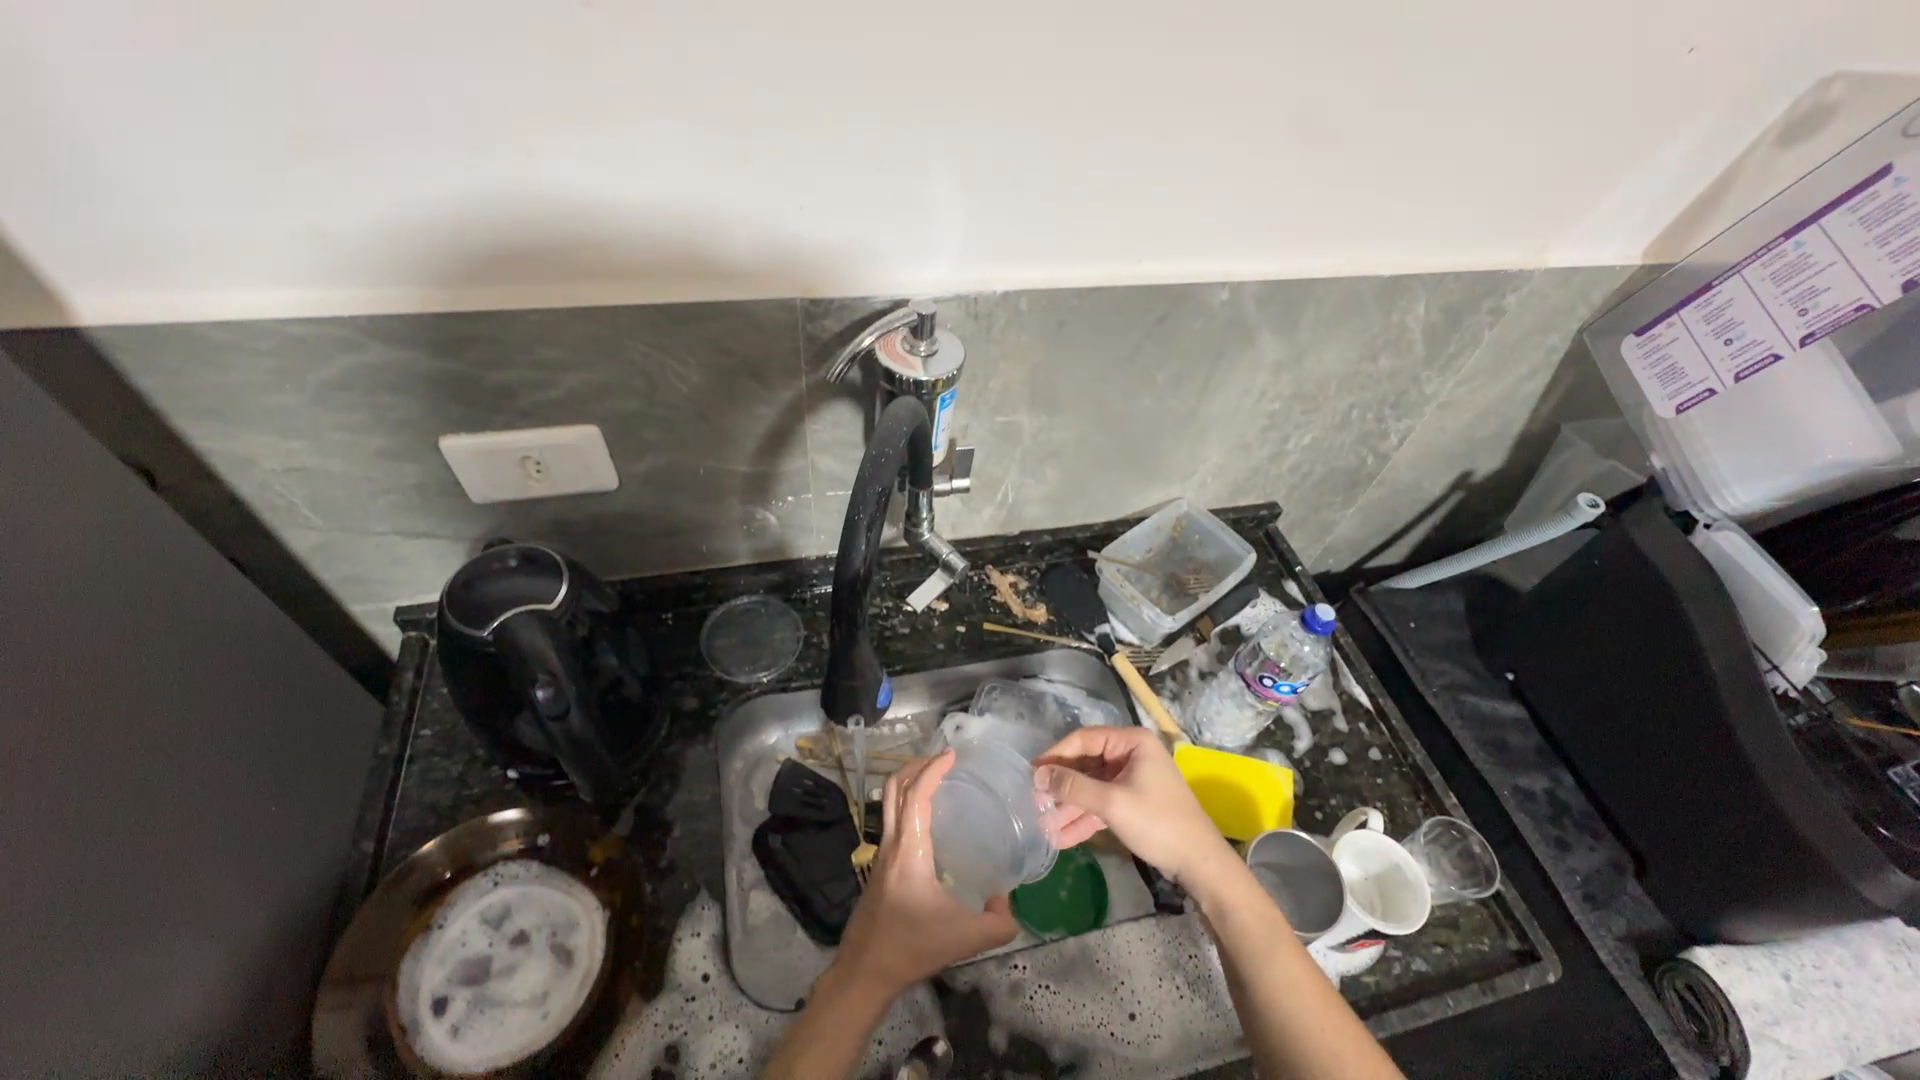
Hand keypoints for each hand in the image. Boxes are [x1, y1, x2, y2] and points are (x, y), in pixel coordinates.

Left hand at [833, 749, 1017, 996]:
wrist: (866, 971)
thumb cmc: (912, 947)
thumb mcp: (966, 938)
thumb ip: (1000, 921)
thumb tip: (1009, 902)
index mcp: (910, 850)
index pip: (916, 794)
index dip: (932, 769)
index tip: (952, 755)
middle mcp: (891, 844)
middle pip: (892, 788)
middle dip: (915, 765)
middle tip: (941, 759)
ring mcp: (881, 856)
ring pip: (888, 804)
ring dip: (908, 784)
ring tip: (935, 781)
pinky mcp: (879, 869)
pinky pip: (891, 823)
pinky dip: (906, 807)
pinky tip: (927, 822)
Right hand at [1034, 726, 1237, 889]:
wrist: (1199, 862)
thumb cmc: (1158, 823)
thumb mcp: (1112, 803)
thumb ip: (1073, 787)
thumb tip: (1037, 774)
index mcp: (1131, 742)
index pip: (1084, 739)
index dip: (1056, 756)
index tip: (1031, 774)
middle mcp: (1130, 755)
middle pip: (1085, 764)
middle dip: (1061, 787)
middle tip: (1034, 803)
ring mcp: (1131, 779)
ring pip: (1091, 788)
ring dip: (1069, 807)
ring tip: (1043, 826)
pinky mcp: (1131, 803)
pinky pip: (1101, 805)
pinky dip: (1083, 819)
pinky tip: (1061, 838)